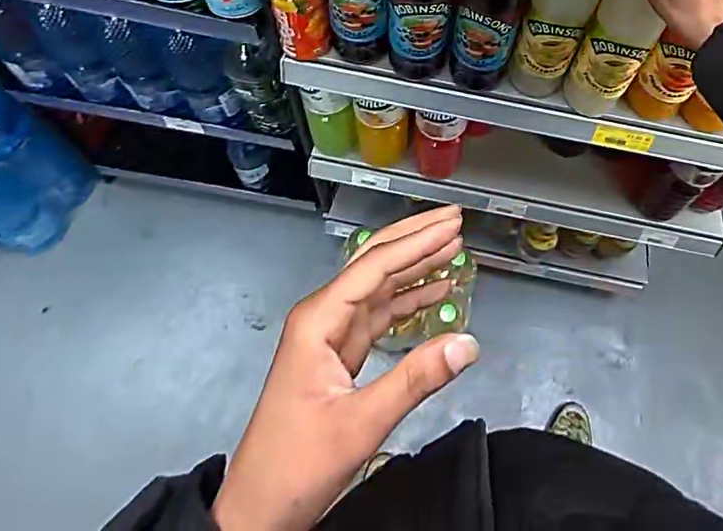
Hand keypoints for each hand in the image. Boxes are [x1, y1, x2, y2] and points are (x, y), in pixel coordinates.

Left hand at [212, 206, 479, 530]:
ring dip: (416, 267)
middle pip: (375, 263)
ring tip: (452, 248)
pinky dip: (409, 302)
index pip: (375, 265)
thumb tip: (466, 343)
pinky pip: (380, 315)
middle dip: (416, 239)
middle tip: (453, 221)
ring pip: (380, 287)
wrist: (256, 510)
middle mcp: (324, 316)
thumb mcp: (360, 425)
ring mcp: (332, 334)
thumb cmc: (295, 466)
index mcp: (319, 319)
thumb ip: (415, 380)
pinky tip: (434, 293)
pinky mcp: (341, 353)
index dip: (417, 242)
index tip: (450, 225)